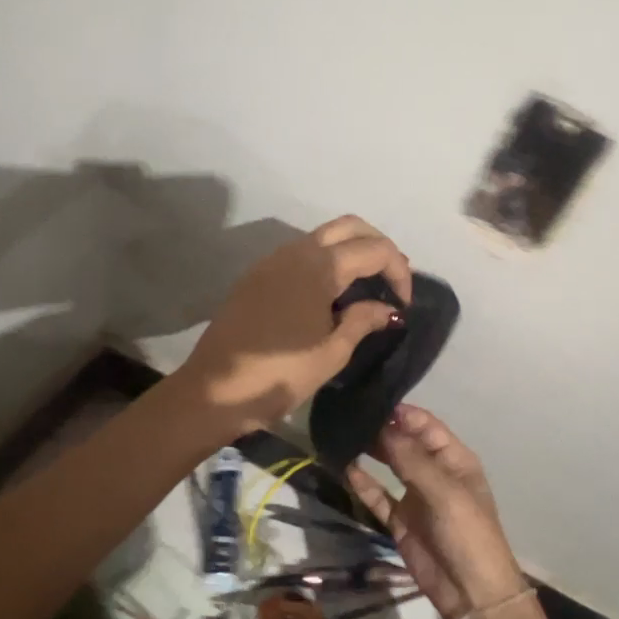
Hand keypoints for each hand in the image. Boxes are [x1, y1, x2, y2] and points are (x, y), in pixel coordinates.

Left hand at [175, 215, 412, 429]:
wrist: (213, 391)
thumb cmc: (279, 375)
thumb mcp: (332, 353)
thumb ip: (363, 321)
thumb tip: (386, 308)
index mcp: (319, 266)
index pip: (374, 250)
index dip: (399, 271)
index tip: (405, 304)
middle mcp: (296, 251)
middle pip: (350, 227)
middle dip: (379, 248)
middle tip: (393, 282)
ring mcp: (273, 260)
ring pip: (324, 237)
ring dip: (352, 252)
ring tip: (368, 288)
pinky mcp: (258, 276)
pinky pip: (302, 254)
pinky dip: (327, 262)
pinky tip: (333, 295)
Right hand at [348, 404, 526, 618]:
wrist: (471, 591)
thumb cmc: (467, 532)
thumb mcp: (444, 491)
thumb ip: (411, 459)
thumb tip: (382, 426)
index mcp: (454, 459)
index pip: (425, 425)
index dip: (401, 413)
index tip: (371, 401)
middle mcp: (435, 472)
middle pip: (405, 443)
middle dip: (381, 429)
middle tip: (347, 415)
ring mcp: (416, 497)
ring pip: (390, 466)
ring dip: (370, 452)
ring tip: (341, 435)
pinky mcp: (400, 521)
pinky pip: (379, 496)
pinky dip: (363, 483)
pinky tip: (344, 468)